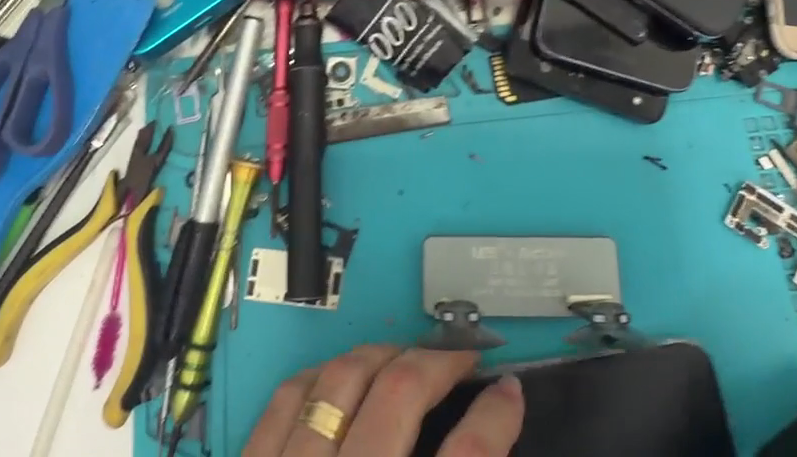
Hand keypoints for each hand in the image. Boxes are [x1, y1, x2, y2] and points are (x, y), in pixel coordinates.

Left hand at [242, 345, 524, 456]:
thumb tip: (482, 438)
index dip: (496, 418)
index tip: (511, 391)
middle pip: (399, 395)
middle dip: (438, 363)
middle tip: (462, 358)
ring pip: (340, 381)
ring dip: (382, 357)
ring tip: (406, 357)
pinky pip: (286, 398)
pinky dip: (320, 375)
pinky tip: (340, 375)